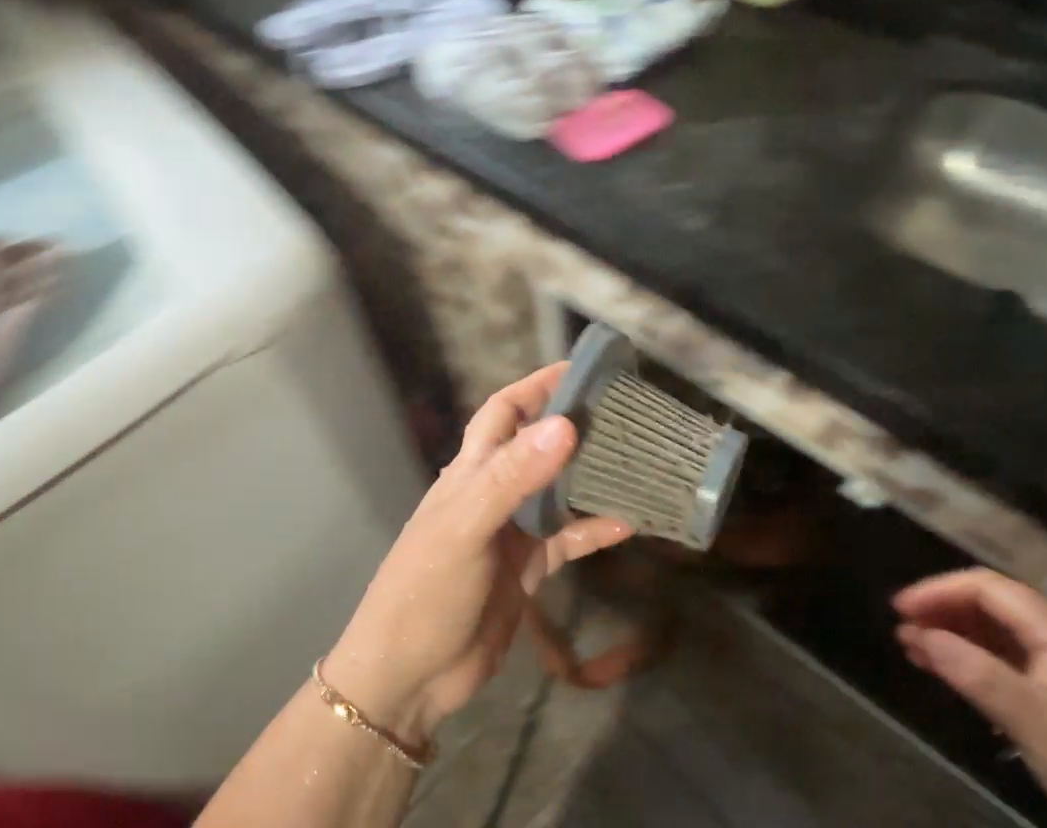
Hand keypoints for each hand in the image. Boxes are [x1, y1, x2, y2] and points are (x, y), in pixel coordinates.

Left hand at [323, 364, 633, 743]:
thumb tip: (567, 425)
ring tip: (637, 464)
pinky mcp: (526, 569)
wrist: (409, 677)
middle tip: (626, 415)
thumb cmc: (426, 591)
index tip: (585, 369)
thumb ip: (514, 477)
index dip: (539, 386)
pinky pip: (567, 540)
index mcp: (469, 471)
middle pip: (538, 446)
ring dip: (591, 478)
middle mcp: (492, 493)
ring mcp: (511, 532)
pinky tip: (627, 524)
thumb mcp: (466, 527)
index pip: (505, 411)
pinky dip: (593, 530)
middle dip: (575, 426)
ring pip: (558, 492)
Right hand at [892, 570, 1046, 827]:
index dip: (939, 591)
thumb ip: (976, 674)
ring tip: (913, 648)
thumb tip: (921, 635)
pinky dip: (977, 660)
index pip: (989, 588)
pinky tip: (951, 672)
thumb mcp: (1035, 722)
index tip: (898, 609)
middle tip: (901, 630)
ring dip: (956, 635)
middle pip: (994, 604)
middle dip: (944, 611)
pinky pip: (1013, 660)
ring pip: (1001, 633)